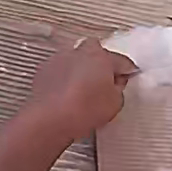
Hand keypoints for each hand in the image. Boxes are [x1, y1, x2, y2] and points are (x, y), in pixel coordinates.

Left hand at [17, 39, 136, 142]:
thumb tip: (114, 86)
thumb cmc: (83, 109)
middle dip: (101, 64)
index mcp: (102, 57)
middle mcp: (80, 52)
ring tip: (83, 90)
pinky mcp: (44, 70)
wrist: (49, 118)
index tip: (126, 79)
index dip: (127, 71)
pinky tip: (67, 94)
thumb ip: (119, 89)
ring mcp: (60, 59)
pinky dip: (65, 78)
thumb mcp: (115, 103)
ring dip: (81, 70)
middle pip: (96, 52)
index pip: (121, 61)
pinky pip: (60, 70)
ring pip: (76, 60)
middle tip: (104, 82)